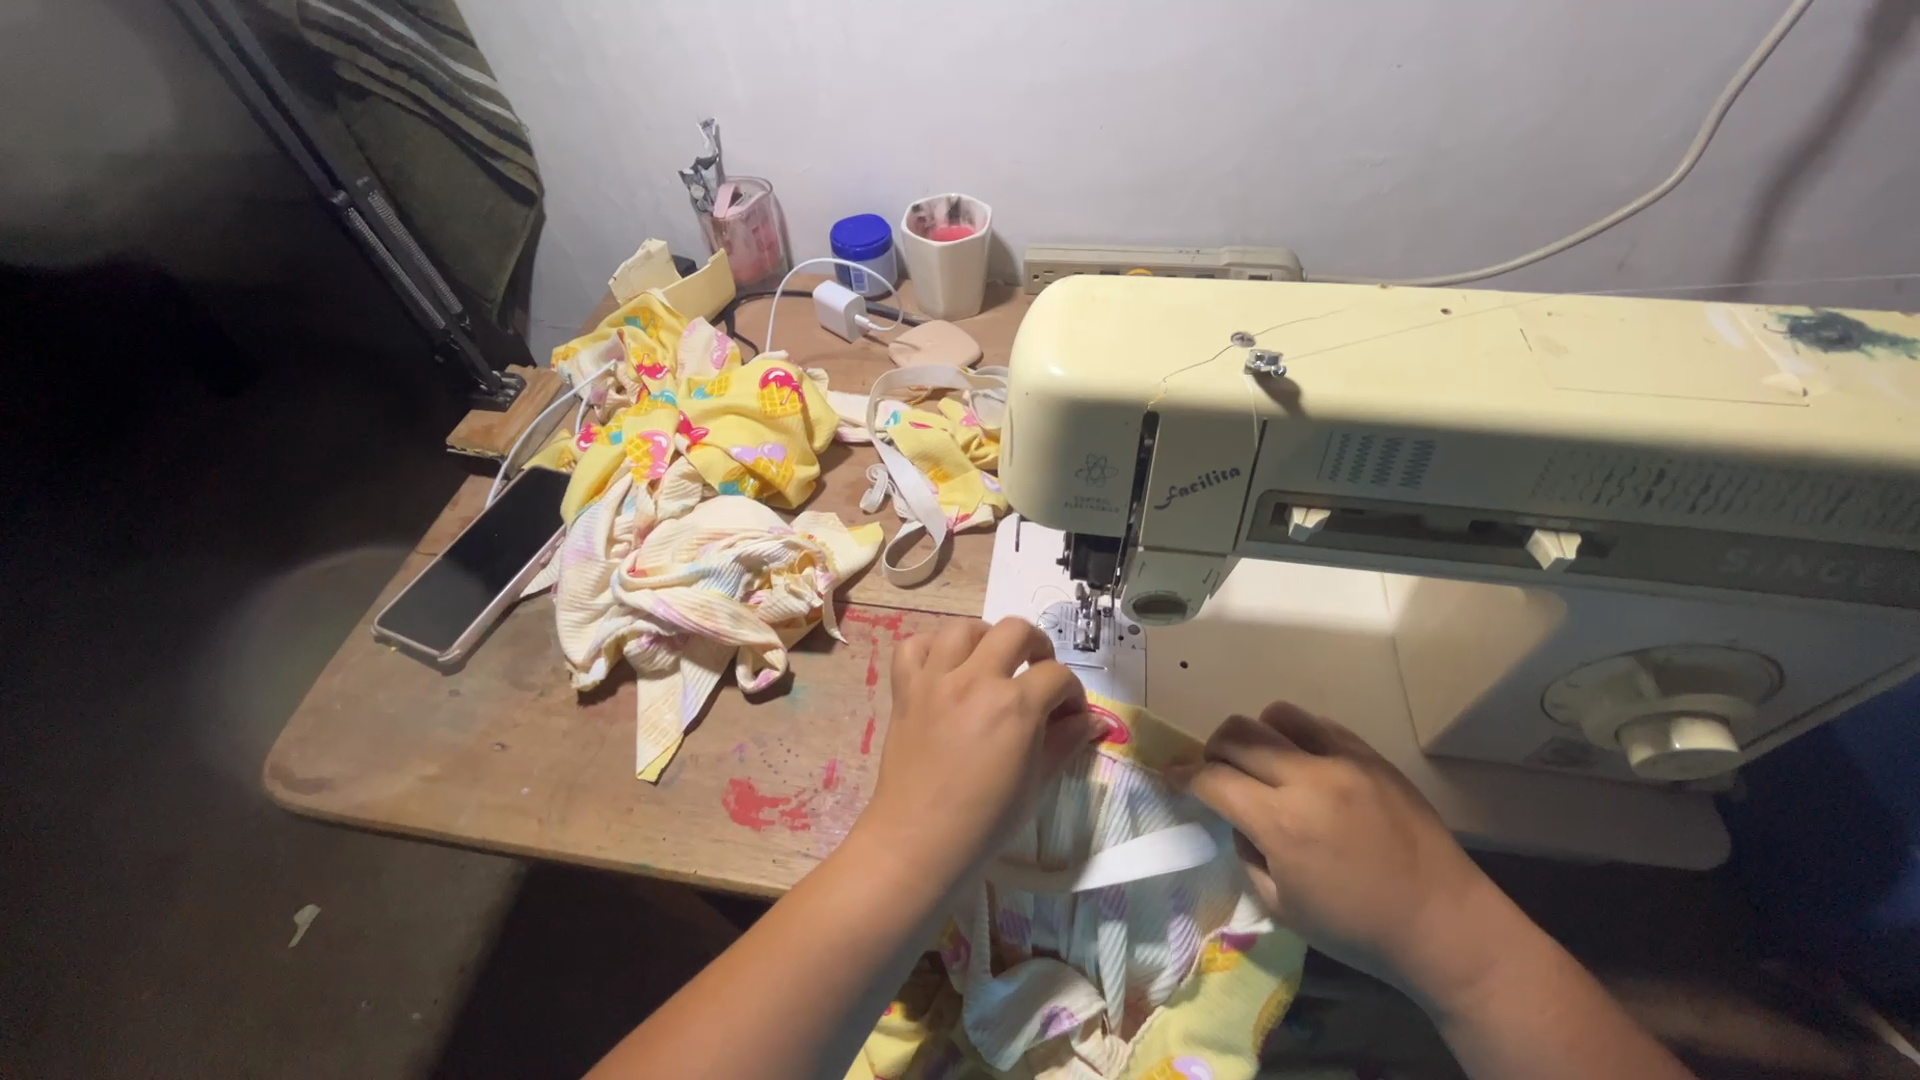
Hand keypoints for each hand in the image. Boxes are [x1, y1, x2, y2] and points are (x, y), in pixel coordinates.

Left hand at [853, 618, 1100, 885]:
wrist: (920, 842)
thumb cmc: (986, 821)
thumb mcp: (1037, 783)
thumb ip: (1066, 742)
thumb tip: (1094, 721)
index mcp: (1016, 706)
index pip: (1057, 676)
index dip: (1072, 694)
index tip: (1069, 716)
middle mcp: (976, 680)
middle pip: (1015, 630)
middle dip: (1037, 646)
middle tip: (1037, 674)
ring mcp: (936, 680)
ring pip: (963, 628)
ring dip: (985, 640)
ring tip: (990, 665)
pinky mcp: (905, 689)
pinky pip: (914, 645)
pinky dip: (931, 648)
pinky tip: (945, 668)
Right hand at [1175, 702, 1521, 1008]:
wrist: (1445, 924)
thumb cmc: (1356, 928)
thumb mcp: (1280, 905)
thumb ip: (1246, 850)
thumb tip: (1236, 816)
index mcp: (1281, 821)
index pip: (1212, 779)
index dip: (1183, 775)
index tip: (1171, 776)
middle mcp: (1308, 778)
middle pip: (1237, 734)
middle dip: (1212, 750)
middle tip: (1213, 771)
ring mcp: (1344, 760)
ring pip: (1276, 715)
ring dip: (1255, 736)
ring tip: (1260, 762)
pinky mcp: (1372, 757)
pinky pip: (1319, 724)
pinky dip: (1296, 736)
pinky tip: (1302, 764)